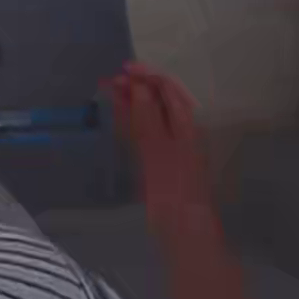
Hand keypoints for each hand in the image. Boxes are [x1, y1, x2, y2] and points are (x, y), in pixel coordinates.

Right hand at [103, 62, 216, 233]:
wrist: (181, 228)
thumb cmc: (174, 187)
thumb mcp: (159, 148)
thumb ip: (148, 115)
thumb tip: (138, 85)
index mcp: (188, 125)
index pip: (169, 89)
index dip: (149, 76)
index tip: (124, 69)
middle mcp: (180, 130)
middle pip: (159, 99)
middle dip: (138, 86)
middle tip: (113, 79)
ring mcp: (169, 144)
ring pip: (149, 113)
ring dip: (132, 99)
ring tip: (110, 88)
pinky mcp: (157, 158)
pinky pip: (144, 130)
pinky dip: (131, 117)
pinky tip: (118, 111)